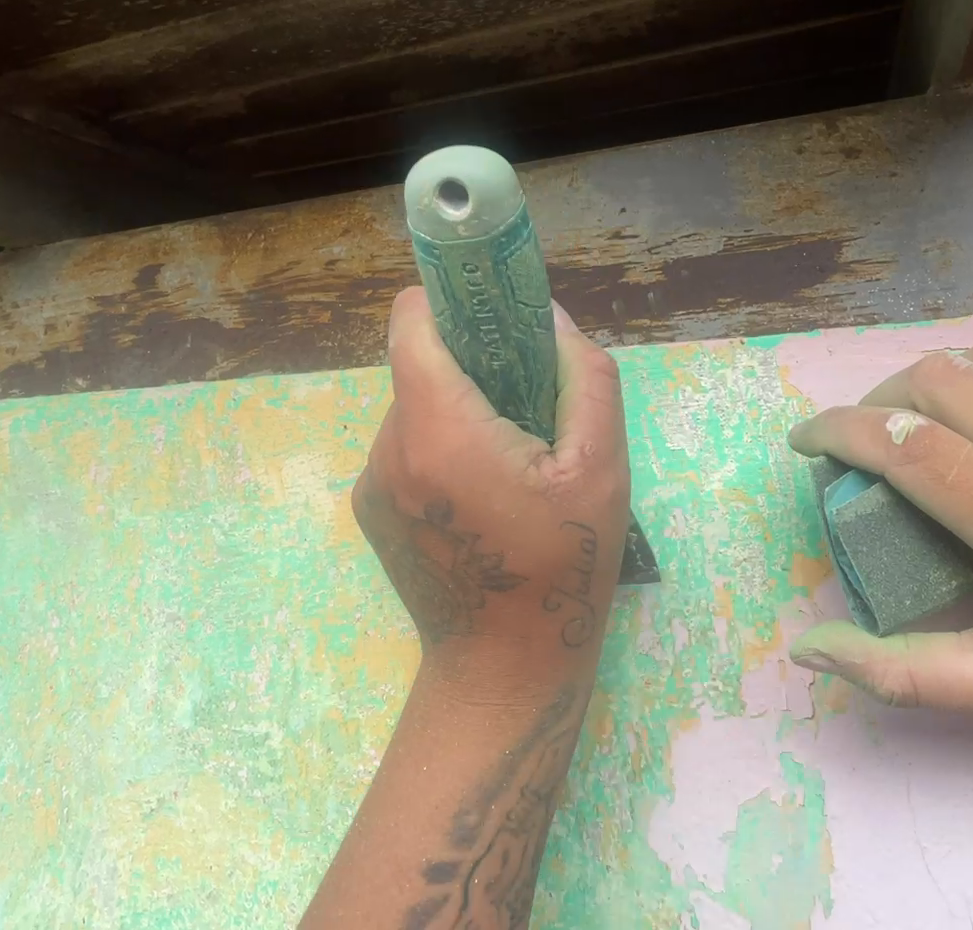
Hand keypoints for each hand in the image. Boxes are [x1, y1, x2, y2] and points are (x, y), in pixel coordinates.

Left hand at [352, 287, 630, 705]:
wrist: (504, 668)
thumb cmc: (562, 566)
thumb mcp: (602, 468)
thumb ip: (583, 376)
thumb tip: (550, 320)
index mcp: (438, 430)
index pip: (413, 321)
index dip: (454, 304)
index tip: (498, 322)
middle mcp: (388, 448)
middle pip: (420, 365)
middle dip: (472, 368)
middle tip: (529, 410)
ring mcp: (370, 483)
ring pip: (415, 408)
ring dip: (460, 412)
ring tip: (512, 463)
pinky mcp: (370, 510)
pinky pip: (406, 449)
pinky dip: (442, 449)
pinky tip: (484, 497)